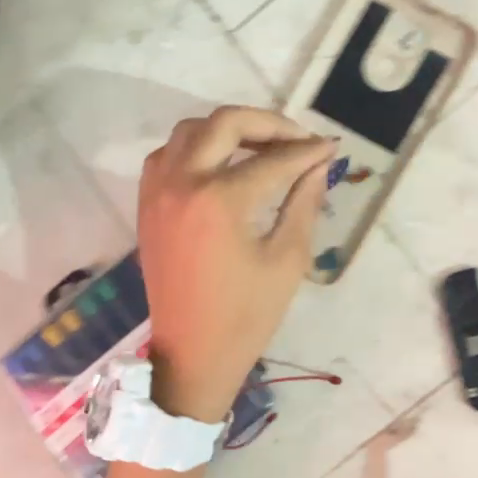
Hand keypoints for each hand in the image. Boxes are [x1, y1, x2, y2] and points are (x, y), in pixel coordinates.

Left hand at [137, 107, 335, 420]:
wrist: (193, 354)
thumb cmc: (247, 316)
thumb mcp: (287, 260)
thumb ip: (303, 203)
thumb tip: (318, 164)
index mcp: (220, 201)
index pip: (273, 159)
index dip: (307, 150)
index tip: (330, 148)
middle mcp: (183, 183)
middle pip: (225, 123)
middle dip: (268, 124)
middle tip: (298, 140)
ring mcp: (158, 192)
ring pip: (191, 131)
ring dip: (228, 130)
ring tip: (262, 149)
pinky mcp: (147, 205)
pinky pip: (168, 155)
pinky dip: (197, 149)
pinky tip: (222, 166)